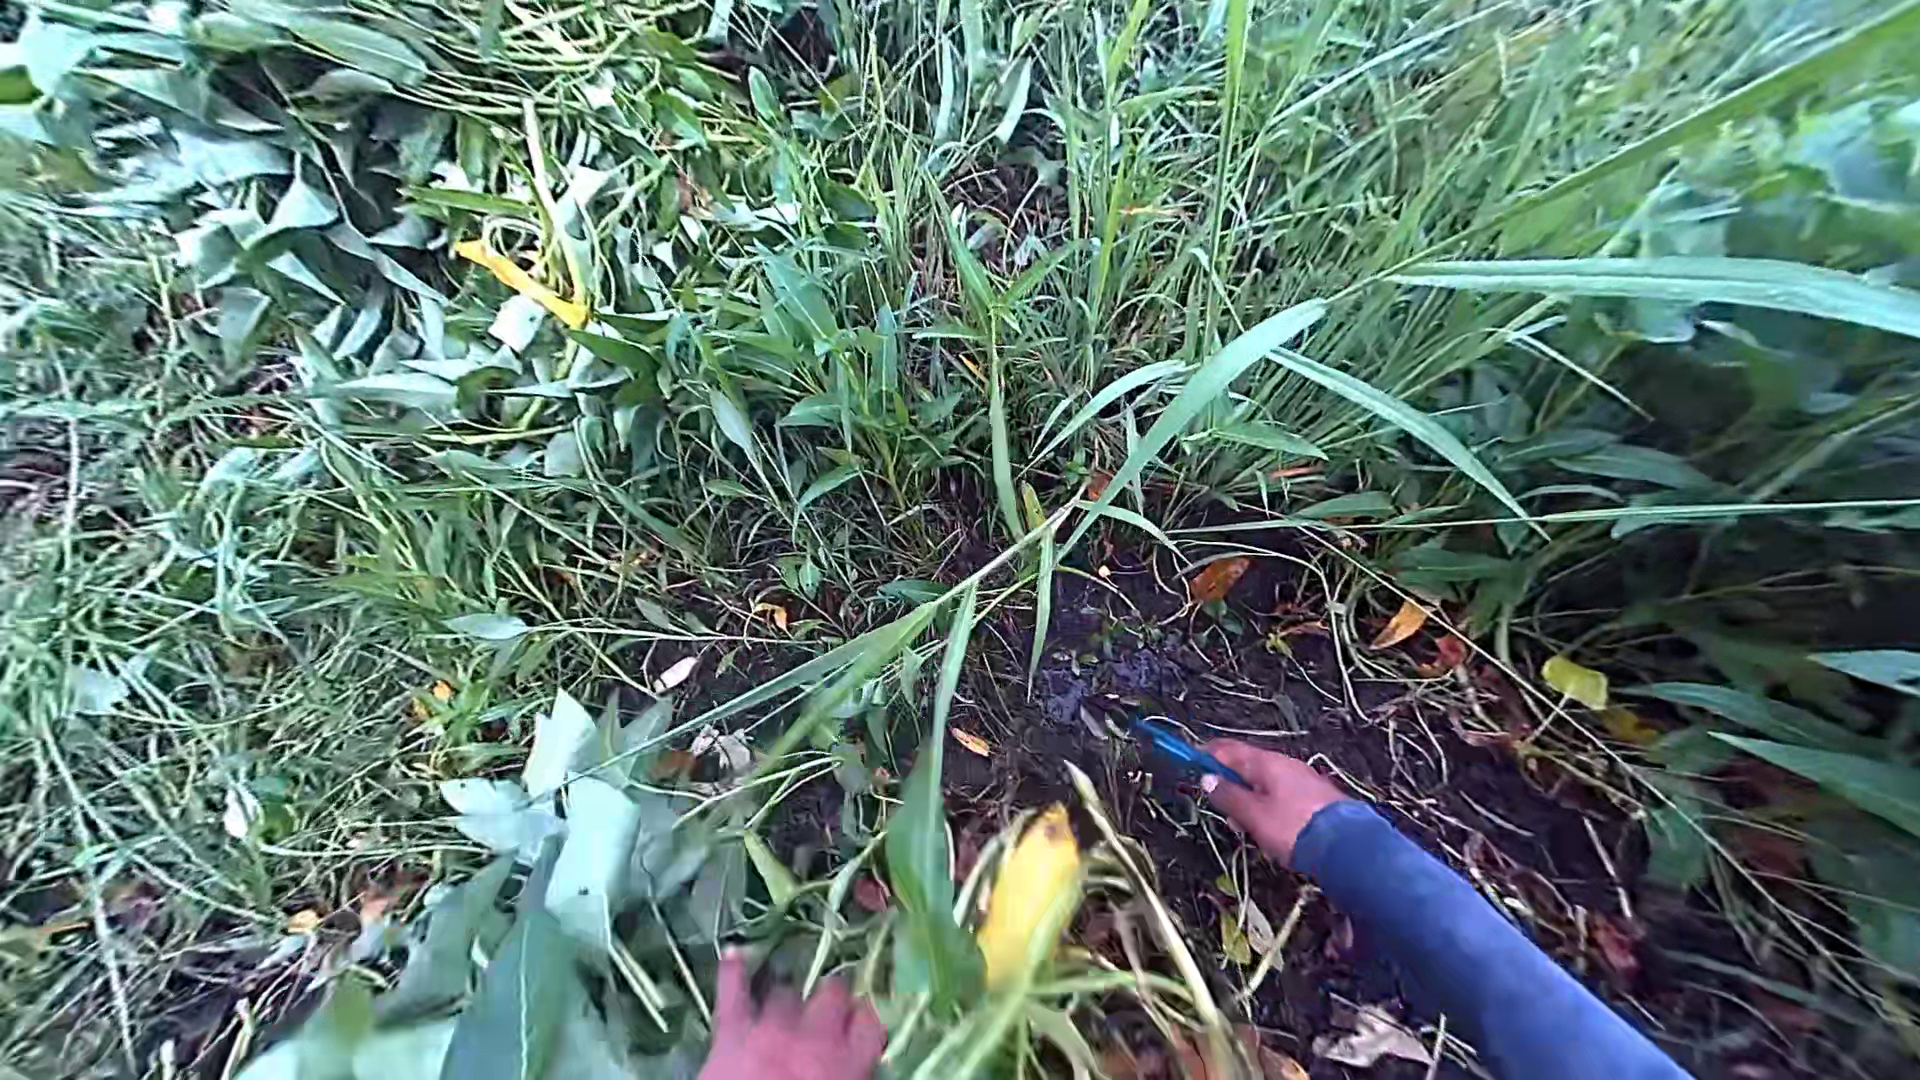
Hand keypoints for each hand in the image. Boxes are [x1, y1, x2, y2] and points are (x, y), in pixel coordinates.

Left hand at [697, 951, 886, 1079]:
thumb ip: (853, 1075)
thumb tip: (858, 1069)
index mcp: (847, 1065)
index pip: (871, 1020)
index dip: (867, 1018)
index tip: (863, 1022)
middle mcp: (815, 1036)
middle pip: (832, 992)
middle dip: (831, 999)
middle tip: (827, 1015)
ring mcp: (772, 1028)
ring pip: (788, 990)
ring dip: (789, 998)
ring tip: (788, 1006)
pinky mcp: (733, 1033)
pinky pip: (734, 994)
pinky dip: (733, 972)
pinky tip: (733, 953)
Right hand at [1200, 740, 1351, 865]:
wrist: (1355, 852)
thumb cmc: (1296, 829)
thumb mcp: (1252, 815)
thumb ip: (1227, 795)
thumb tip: (1207, 779)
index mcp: (1265, 762)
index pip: (1226, 748)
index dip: (1205, 755)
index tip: (1190, 766)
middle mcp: (1284, 764)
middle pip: (1245, 765)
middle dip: (1227, 782)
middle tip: (1220, 807)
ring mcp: (1302, 780)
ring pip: (1263, 782)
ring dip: (1248, 798)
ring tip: (1246, 825)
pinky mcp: (1317, 799)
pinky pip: (1281, 794)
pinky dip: (1267, 805)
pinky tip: (1271, 829)